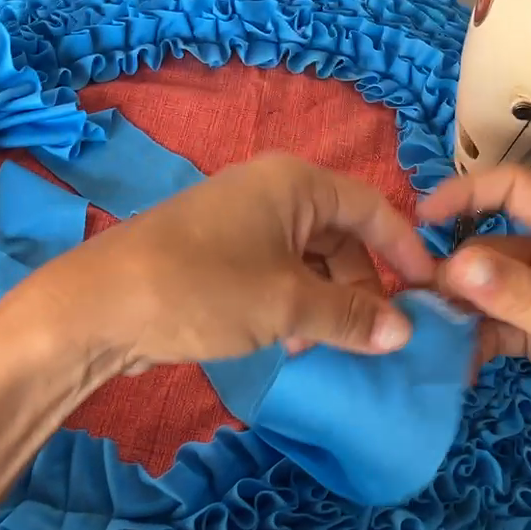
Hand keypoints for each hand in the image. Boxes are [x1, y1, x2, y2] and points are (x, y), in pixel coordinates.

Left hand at [23, 154, 437, 370]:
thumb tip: (402, 331)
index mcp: (293, 182)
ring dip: (325, 302)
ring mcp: (238, 220)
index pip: (370, 207)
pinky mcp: (215, 251)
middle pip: (338, 234)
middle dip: (361, 286)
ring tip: (324, 346)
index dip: (405, 250)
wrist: (102, 303)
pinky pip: (273, 272)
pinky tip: (288, 343)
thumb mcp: (287, 304)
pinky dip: (291, 304)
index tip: (428, 296)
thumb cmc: (205, 287)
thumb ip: (351, 316)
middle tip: (375, 336)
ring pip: (306, 258)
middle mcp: (269, 190)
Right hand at [419, 166, 530, 495]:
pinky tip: (458, 367)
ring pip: (490, 290)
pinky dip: (478, 342)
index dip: (465, 194)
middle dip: (453, 274)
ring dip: (461, 313)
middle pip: (491, 248)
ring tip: (431, 342)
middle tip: (417, 311)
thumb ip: (524, 298)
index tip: (418, 220)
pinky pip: (500, 327)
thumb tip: (453, 264)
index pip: (516, 191)